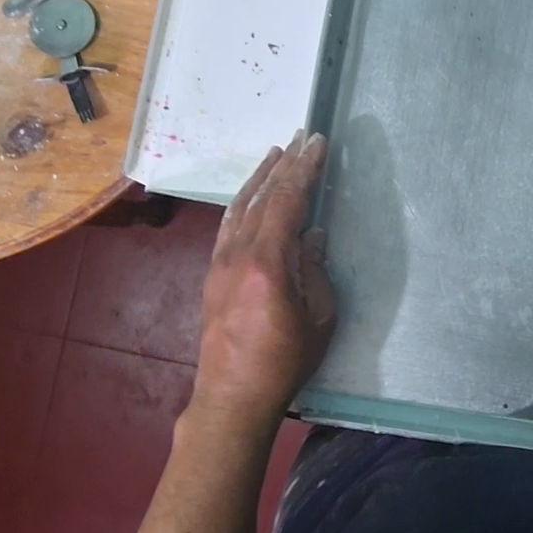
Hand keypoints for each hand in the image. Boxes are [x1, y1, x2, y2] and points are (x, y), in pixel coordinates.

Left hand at [191, 131, 336, 433]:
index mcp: (268, 262)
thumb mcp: (319, 318)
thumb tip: (312, 235)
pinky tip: (250, 196)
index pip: (287, 202)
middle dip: (284, 165)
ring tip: (275, 154)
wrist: (233, 395)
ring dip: (259, 178)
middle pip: (262, 197)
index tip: (318, 143)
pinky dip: (242, 202)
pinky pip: (228, 226)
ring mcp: (220, 263)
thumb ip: (316, 270)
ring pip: (239, 207)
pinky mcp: (212, 274)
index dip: (304, 170)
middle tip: (301, 137)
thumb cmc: (285, 361)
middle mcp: (238, 253)